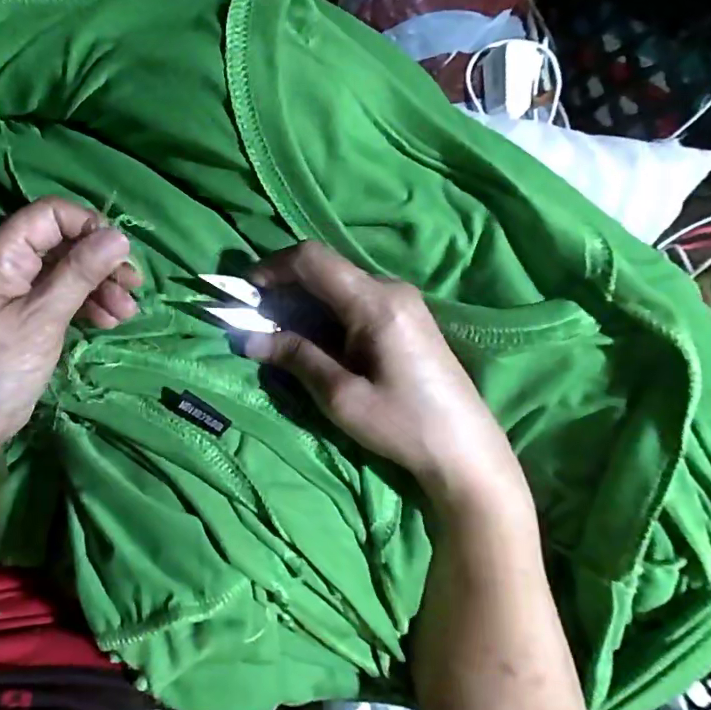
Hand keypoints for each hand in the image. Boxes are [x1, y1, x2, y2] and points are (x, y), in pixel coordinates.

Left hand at [0, 197, 141, 453]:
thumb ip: (80, 272)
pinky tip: (110, 321)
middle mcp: (6, 263)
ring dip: (99, 286)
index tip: (119, 253)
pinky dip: (87, 304)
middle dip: (100, 261)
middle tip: (133, 286)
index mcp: (0, 254)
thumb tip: (119, 236)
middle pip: (62, 241)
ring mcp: (15, 290)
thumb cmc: (0, 369)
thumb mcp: (44, 318)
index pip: (50, 214)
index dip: (88, 225)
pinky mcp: (25, 314)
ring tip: (127, 313)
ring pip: (66, 270)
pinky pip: (61, 294)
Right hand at [242, 242, 523, 502]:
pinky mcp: (405, 316)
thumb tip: (249, 339)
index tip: (244, 293)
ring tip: (276, 335)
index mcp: (376, 303)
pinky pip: (353, 299)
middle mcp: (390, 289)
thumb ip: (296, 358)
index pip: (312, 259)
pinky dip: (322, 312)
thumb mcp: (342, 396)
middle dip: (282, 289)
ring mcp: (402, 301)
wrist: (466, 450)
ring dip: (301, 302)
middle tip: (253, 321)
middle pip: (323, 269)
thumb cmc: (404, 425)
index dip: (271, 268)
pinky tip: (311, 340)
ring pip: (336, 284)